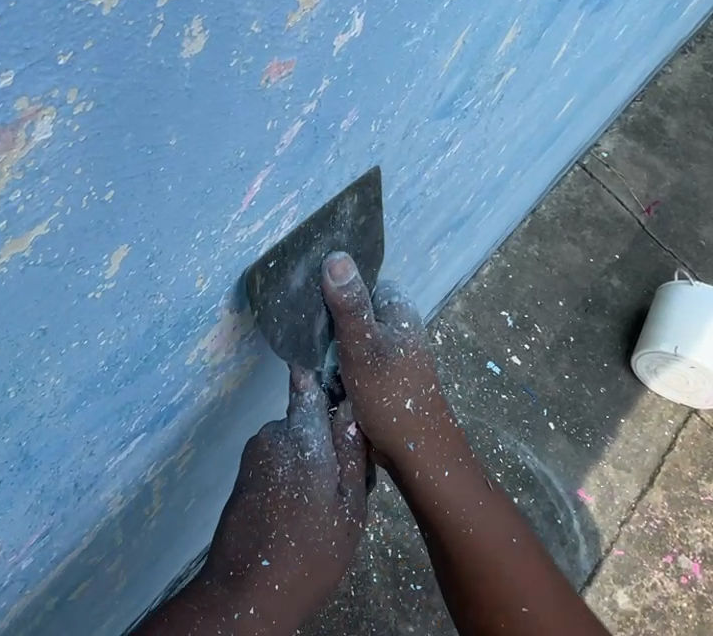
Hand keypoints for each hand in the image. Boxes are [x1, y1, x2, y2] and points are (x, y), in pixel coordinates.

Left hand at [194, 366, 369, 631]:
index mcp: (303, 438)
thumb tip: (352, 414)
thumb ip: (351, 459)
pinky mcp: (245, 473)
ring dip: (307, 460)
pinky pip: (277, 460)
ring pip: (292, 443)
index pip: (307, 387)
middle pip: (304, 420)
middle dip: (323, 437)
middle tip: (344, 476)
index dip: (317, 372)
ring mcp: (255, 453)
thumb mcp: (349, 512)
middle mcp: (273, 435)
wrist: (246, 589)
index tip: (329, 361)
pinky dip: (291, 475)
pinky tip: (301, 510)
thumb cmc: (309, 554)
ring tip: (323, 503)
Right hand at [320, 252, 454, 477]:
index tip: (303, 294)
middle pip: (349, 308)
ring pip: (345, 336)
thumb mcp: (363, 345)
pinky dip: (332, 364)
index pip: (357, 280)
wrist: (414, 455)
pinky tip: (315, 371)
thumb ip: (348, 303)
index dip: (331, 285)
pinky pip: (347, 359)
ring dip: (326, 345)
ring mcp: (386, 351)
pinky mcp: (377, 376)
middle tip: (298, 327)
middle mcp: (394, 324)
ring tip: (301, 349)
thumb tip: (335, 256)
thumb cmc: (391, 396)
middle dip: (325, 320)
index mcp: (397, 308)